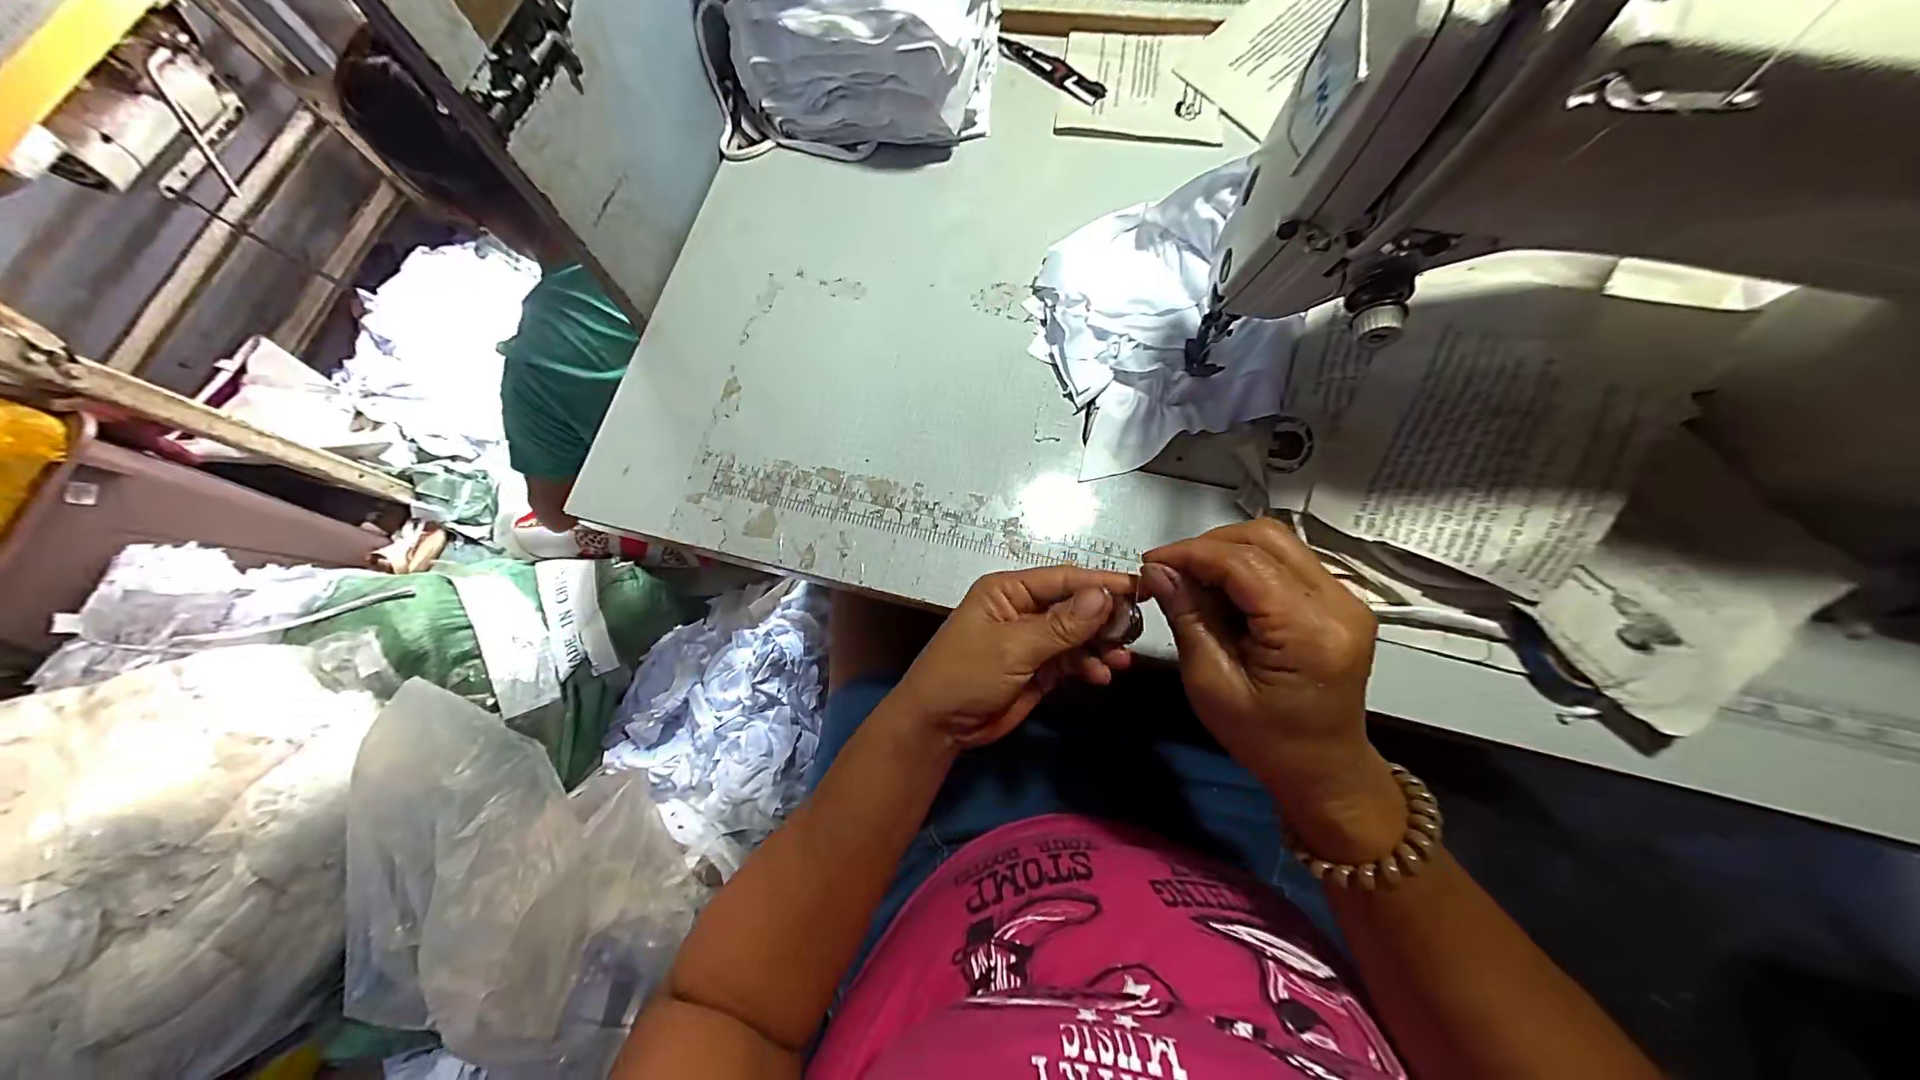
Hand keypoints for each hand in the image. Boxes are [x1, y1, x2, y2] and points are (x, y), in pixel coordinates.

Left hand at [892, 566, 1137, 748]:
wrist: (939, 727)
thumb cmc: (965, 675)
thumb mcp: (1013, 647)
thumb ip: (1060, 625)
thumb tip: (1103, 595)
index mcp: (1008, 590)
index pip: (1063, 578)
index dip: (1101, 583)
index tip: (1139, 589)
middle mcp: (1023, 609)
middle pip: (1075, 605)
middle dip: (1104, 617)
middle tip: (1134, 630)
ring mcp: (1032, 640)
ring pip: (1078, 635)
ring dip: (1101, 645)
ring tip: (1122, 658)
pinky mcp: (1039, 668)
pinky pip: (1072, 660)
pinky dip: (1088, 666)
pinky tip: (1102, 675)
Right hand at [1141, 520, 1403, 861]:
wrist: (1323, 769)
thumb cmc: (1265, 739)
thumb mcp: (1211, 683)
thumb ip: (1187, 617)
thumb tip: (1157, 570)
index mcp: (1310, 631)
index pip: (1244, 563)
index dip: (1191, 553)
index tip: (1150, 563)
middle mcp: (1338, 603)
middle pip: (1266, 538)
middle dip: (1209, 546)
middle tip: (1170, 571)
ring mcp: (1345, 598)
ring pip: (1277, 542)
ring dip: (1226, 553)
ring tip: (1191, 580)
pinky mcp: (1338, 601)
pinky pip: (1286, 562)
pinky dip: (1246, 566)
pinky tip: (1221, 591)